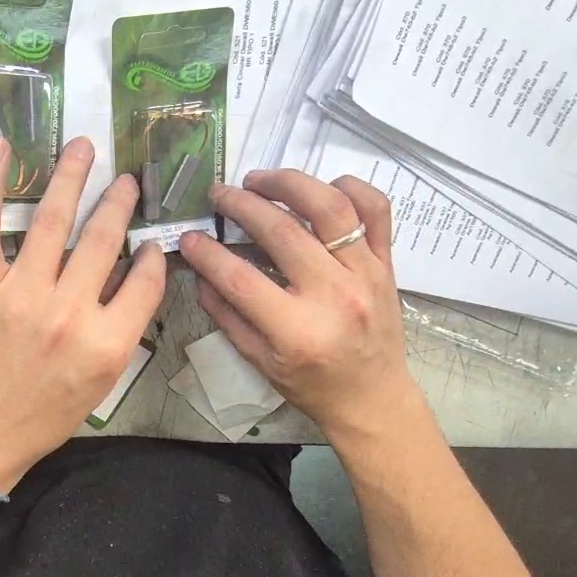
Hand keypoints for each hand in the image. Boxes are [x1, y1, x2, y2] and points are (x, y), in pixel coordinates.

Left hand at [0, 135, 166, 490]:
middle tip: (124, 182)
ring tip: (83, 147)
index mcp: (108, 342)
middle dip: (118, 203)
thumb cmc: (48, 414)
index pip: (145, 280)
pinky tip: (2, 149)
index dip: (153, 255)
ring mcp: (24, 297)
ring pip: (53, 222)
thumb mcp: (102, 383)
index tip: (150, 243)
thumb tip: (131, 274)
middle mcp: (70, 313)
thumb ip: (121, 329)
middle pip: (104, 241)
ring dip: (72, 177)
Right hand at [177, 170, 421, 440]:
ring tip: (261, 180)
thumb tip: (201, 276)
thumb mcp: (261, 362)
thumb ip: (229, 318)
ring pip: (330, 208)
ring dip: (291, 184)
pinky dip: (350, 188)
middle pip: (283, 233)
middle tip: (219, 195)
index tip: (190, 238)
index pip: (243, 280)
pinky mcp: (387, 262)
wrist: (371, 397)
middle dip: (243, 207)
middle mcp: (334, 296)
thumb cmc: (311, 386)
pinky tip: (321, 187)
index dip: (210, 255)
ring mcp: (366, 274)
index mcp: (297, 332)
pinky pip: (375, 210)